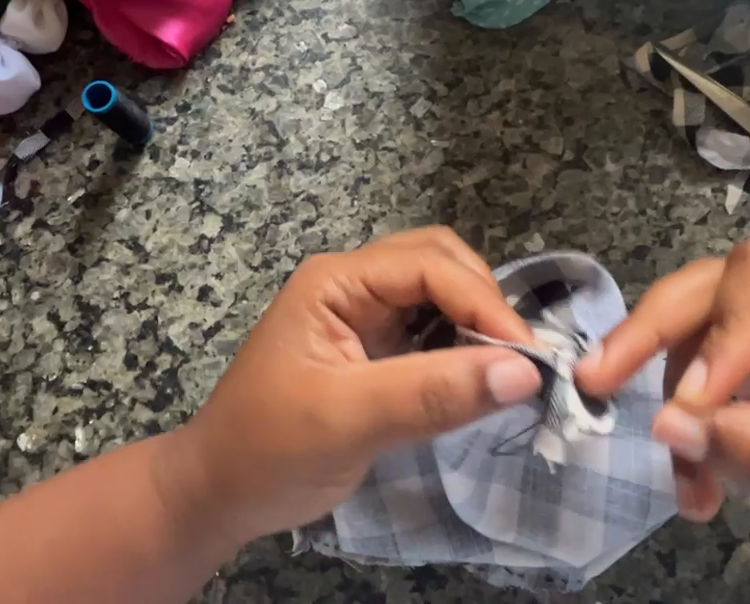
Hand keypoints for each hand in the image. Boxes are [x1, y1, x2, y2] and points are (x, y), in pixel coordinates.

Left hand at [158, 227, 544, 548]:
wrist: (220, 490)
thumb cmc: (269, 448)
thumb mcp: (348, 419)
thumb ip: (431, 393)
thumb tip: (523, 372)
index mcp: (336, 281)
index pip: (425, 265)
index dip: (482, 302)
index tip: (529, 357)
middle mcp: (352, 284)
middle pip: (436, 260)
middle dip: (482, 299)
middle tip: (519, 357)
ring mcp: (362, 313)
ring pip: (436, 288)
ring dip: (476, 317)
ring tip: (507, 364)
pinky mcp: (374, 345)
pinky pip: (429, 324)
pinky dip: (462, 340)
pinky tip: (479, 372)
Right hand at [575, 239, 749, 591]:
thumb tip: (667, 429)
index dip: (724, 324)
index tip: (699, 398)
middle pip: (707, 292)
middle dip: (650, 335)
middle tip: (596, 380)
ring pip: (689, 340)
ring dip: (667, 401)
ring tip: (683, 480)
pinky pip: (696, 391)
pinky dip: (686, 435)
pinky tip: (698, 490)